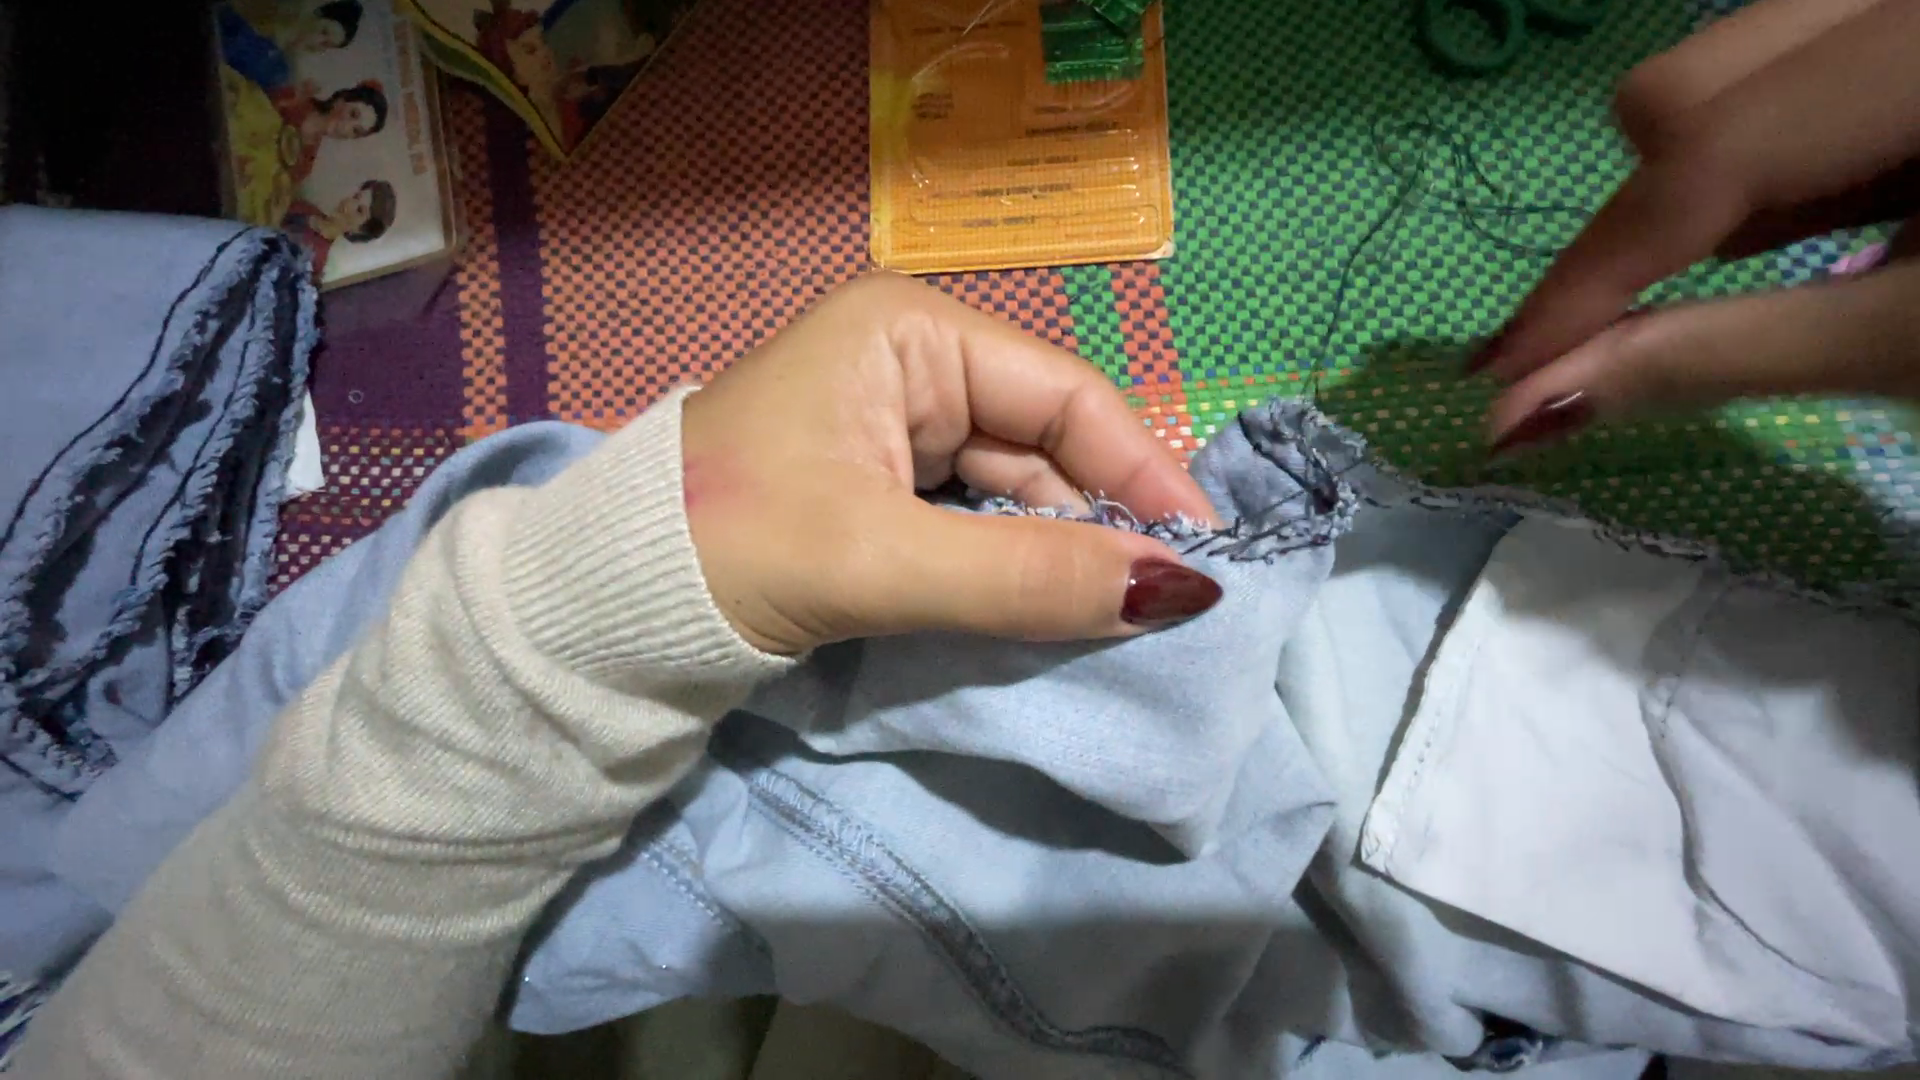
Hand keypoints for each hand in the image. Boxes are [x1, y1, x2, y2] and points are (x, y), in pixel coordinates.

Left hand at [679, 273, 1223, 654]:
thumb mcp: (879, 557)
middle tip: (1168, 600)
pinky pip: (977, 521)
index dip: (1142, 471)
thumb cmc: (727, 547)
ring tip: (1123, 611)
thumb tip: (1174, 592)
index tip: (1204, 553)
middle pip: (1045, 442)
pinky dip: (1016, 564)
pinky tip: (1054, 603)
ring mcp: (898, 429)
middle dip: (1104, 519)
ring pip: (1015, 488)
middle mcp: (911, 366)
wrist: (606, 608)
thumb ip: (1024, 574)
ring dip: (1064, 549)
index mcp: (908, 333)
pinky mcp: (885, 487)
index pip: (1062, 394)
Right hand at [1470, 0, 1919, 455]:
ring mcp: (1906, 14)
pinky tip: (1836, 207)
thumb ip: (1703, 363)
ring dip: (1705, 180)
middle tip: (1657, 309)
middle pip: (1692, 80)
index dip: (1582, 281)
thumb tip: (1515, 415)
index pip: (1703, 162)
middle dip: (1645, 215)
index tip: (1495, 377)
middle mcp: (1912, 0)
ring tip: (1786, 248)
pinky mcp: (1904, 43)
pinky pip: (1792, 66)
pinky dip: (1775, 154)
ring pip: (1729, 59)